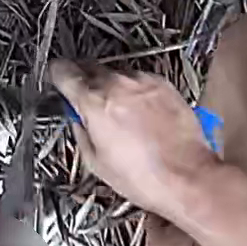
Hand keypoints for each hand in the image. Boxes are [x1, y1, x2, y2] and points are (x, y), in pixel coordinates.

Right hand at [48, 60, 221, 218]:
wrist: (189, 176)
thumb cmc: (143, 177)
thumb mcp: (97, 164)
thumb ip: (80, 131)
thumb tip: (76, 117)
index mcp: (94, 102)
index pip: (65, 72)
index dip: (57, 73)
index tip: (57, 75)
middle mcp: (115, 83)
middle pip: (90, 68)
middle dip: (84, 80)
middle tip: (88, 98)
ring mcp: (140, 80)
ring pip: (115, 73)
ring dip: (111, 85)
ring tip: (120, 112)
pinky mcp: (161, 82)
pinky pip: (138, 78)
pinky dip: (135, 89)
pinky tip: (142, 112)